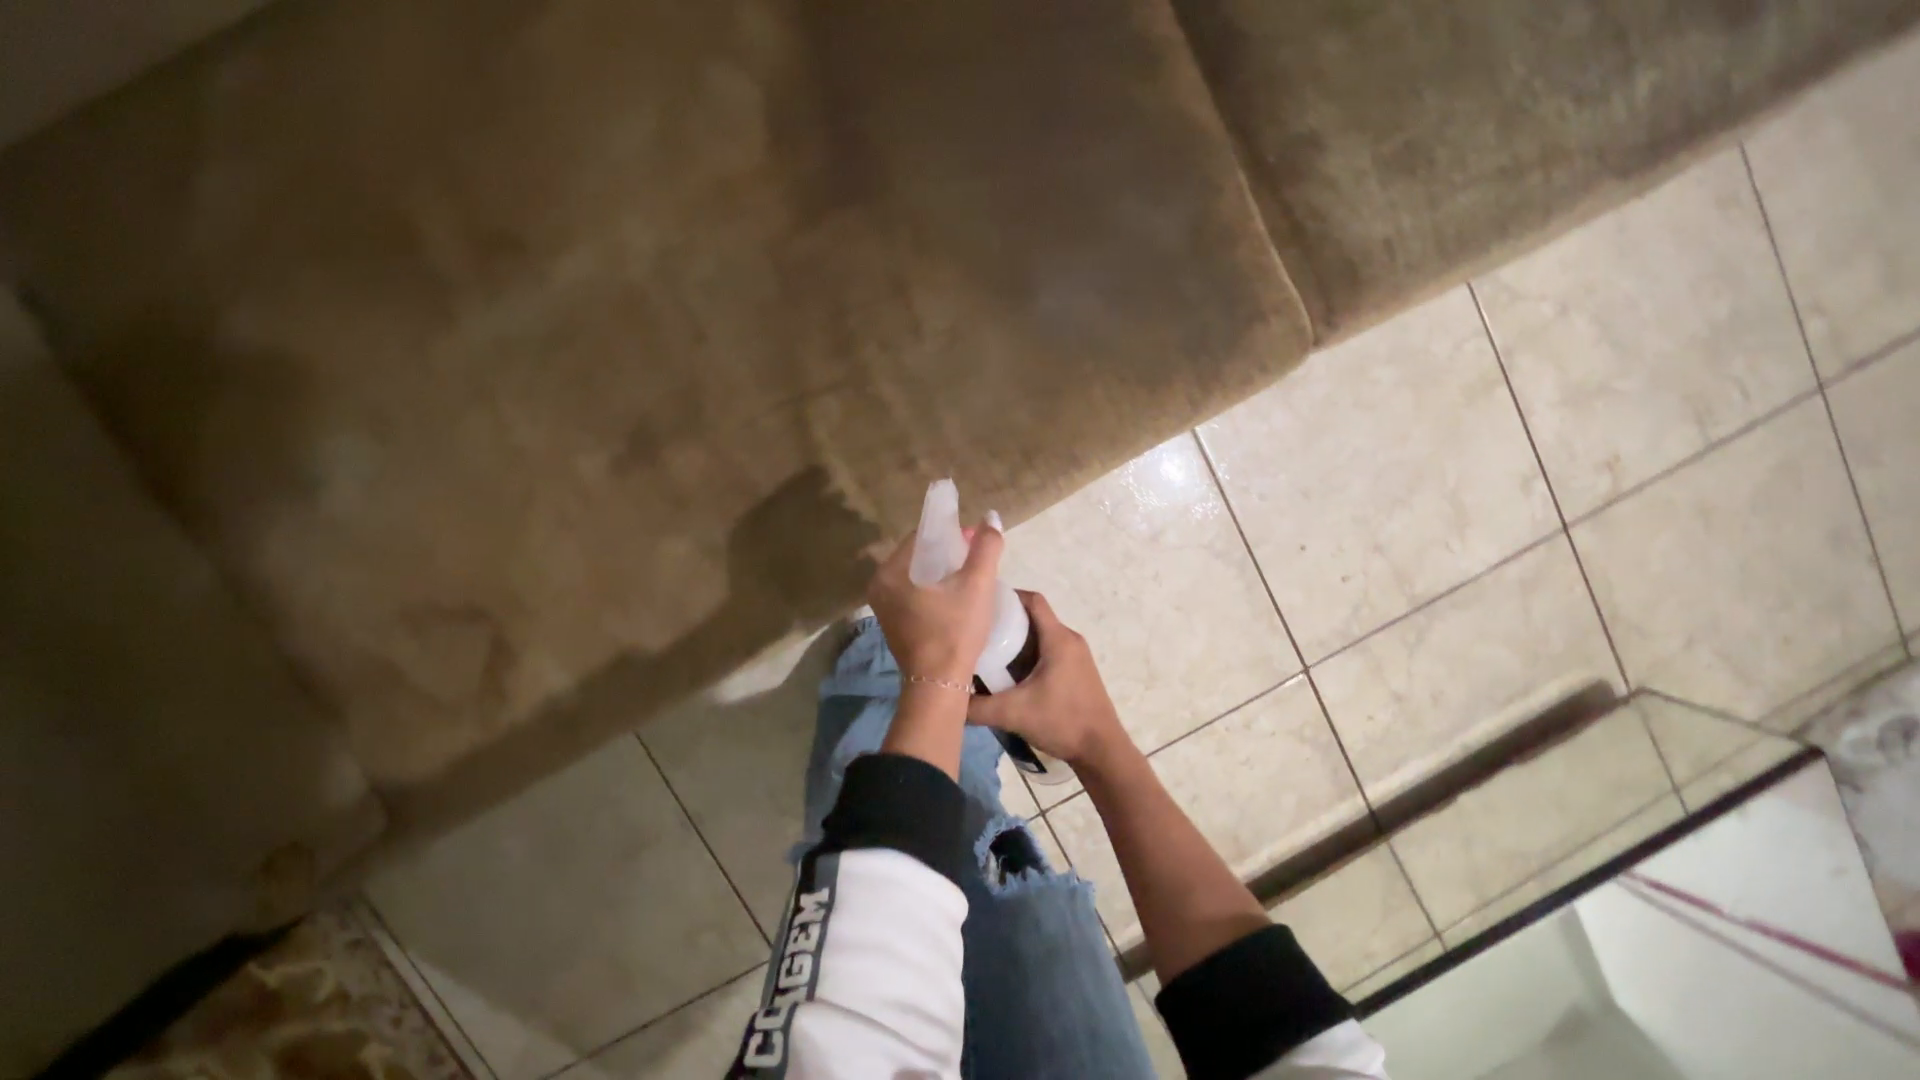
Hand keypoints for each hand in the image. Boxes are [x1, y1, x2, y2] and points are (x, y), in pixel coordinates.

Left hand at [867, 518, 1005, 684]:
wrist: (939, 684)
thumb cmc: (955, 631)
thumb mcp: (977, 585)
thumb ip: (986, 547)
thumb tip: (990, 518)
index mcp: (890, 572)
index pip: (921, 536)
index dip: (951, 533)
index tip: (975, 541)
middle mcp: (879, 586)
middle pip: (919, 556)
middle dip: (948, 552)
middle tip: (976, 559)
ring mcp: (884, 608)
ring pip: (917, 576)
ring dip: (942, 572)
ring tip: (970, 577)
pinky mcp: (894, 624)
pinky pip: (914, 594)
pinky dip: (934, 590)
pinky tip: (956, 597)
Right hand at [966, 591, 1131, 765]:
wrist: (1101, 750)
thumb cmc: (1061, 721)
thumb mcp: (1013, 713)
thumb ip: (977, 707)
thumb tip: (948, 698)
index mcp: (1058, 639)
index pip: (1032, 600)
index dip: (1007, 597)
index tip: (980, 606)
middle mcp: (1070, 639)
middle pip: (1034, 618)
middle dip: (1005, 622)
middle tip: (977, 634)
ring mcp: (1077, 656)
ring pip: (1041, 636)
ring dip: (1017, 641)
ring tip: (988, 653)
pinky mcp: (1077, 671)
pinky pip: (1049, 651)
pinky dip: (1028, 655)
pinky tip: (1009, 675)